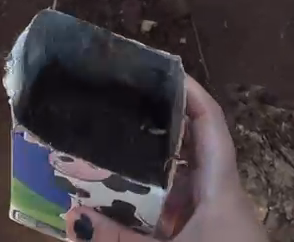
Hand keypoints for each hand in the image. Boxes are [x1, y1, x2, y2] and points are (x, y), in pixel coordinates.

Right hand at [64, 76, 263, 241]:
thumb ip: (117, 239)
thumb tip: (68, 217)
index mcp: (222, 190)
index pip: (210, 123)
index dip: (189, 91)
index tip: (158, 69)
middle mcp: (225, 200)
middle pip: (194, 150)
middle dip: (159, 129)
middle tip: (120, 108)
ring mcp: (221, 224)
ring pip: (186, 186)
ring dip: (154, 171)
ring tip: (113, 150)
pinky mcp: (213, 241)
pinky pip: (183, 214)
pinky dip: (157, 205)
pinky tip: (127, 207)